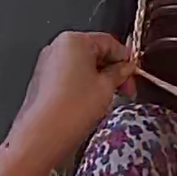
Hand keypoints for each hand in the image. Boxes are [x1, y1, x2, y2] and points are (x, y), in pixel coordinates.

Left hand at [4, 32, 136, 167]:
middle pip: (93, 51)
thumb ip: (119, 72)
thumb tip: (125, 67)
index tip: (133, 73)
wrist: (43, 135)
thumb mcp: (106, 88)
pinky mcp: (43, 79)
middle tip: (125, 89)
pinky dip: (82, 85)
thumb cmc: (72, 108)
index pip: (108, 41)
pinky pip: (69, 75)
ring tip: (108, 100)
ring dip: (98, 79)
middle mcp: (58, 47)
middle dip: (111, 70)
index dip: (125, 58)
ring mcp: (48, 63)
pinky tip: (90, 104)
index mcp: (74, 40)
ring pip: (81, 65)